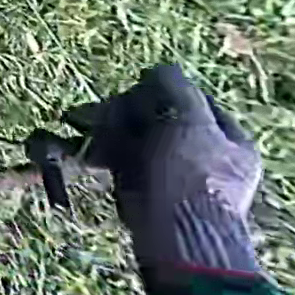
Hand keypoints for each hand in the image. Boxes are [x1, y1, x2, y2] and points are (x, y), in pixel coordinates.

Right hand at [65, 64, 262, 274]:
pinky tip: (70, 146)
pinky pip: (108, 150)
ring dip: (97, 124)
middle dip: (117, 108)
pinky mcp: (133, 175)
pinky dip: (90, 145)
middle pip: (147, 111)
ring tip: (75, 124)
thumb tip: (162, 66)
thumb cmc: (191, 174)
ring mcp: (163, 162)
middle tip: (96, 112)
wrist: (175, 228)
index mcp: (224, 136)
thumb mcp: (193, 125)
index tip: (135, 90)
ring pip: (122, 129)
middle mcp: (196, 147)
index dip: (157, 90)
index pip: (187, 97)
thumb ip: (178, 91)